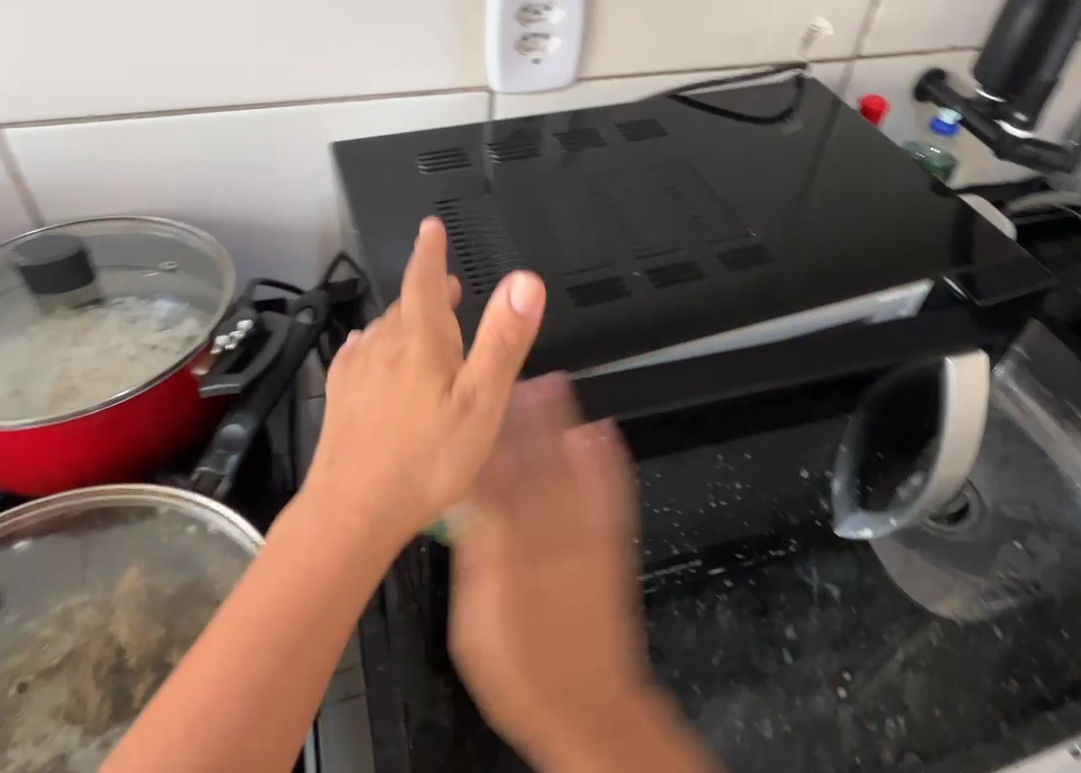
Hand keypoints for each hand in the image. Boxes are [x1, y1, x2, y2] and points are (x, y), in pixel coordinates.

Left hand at [305, 217, 545, 549]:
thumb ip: (503, 339)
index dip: (431, 250)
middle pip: (406, 305)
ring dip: (405, 318)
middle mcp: (383, 345)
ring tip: (422, 322)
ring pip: (384, 330)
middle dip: (427, 290)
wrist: (353, 511)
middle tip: (447, 286)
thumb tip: (525, 281)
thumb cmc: (427, 460)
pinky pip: (359, 355)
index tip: (431, 227)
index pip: (424, 278)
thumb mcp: (481, 401)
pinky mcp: (341, 396)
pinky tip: (373, 353)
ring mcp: (357, 370)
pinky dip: (375, 345)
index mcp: (421, 340)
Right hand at [449, 375, 684, 769]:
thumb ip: (475, 560)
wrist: (589, 705)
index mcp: (511, 555)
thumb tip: (467, 510)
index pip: (491, 482)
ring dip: (562, 422)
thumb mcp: (474, 625)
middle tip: (514, 375)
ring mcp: (587, 539)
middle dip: (521, 416)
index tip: (472, 405)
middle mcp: (552, 538)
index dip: (481, 439)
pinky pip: (612, 493)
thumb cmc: (525, 674)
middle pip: (532, 463)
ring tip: (553, 383)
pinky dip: (608, 459)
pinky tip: (601, 430)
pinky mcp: (613, 547)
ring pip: (572, 467)